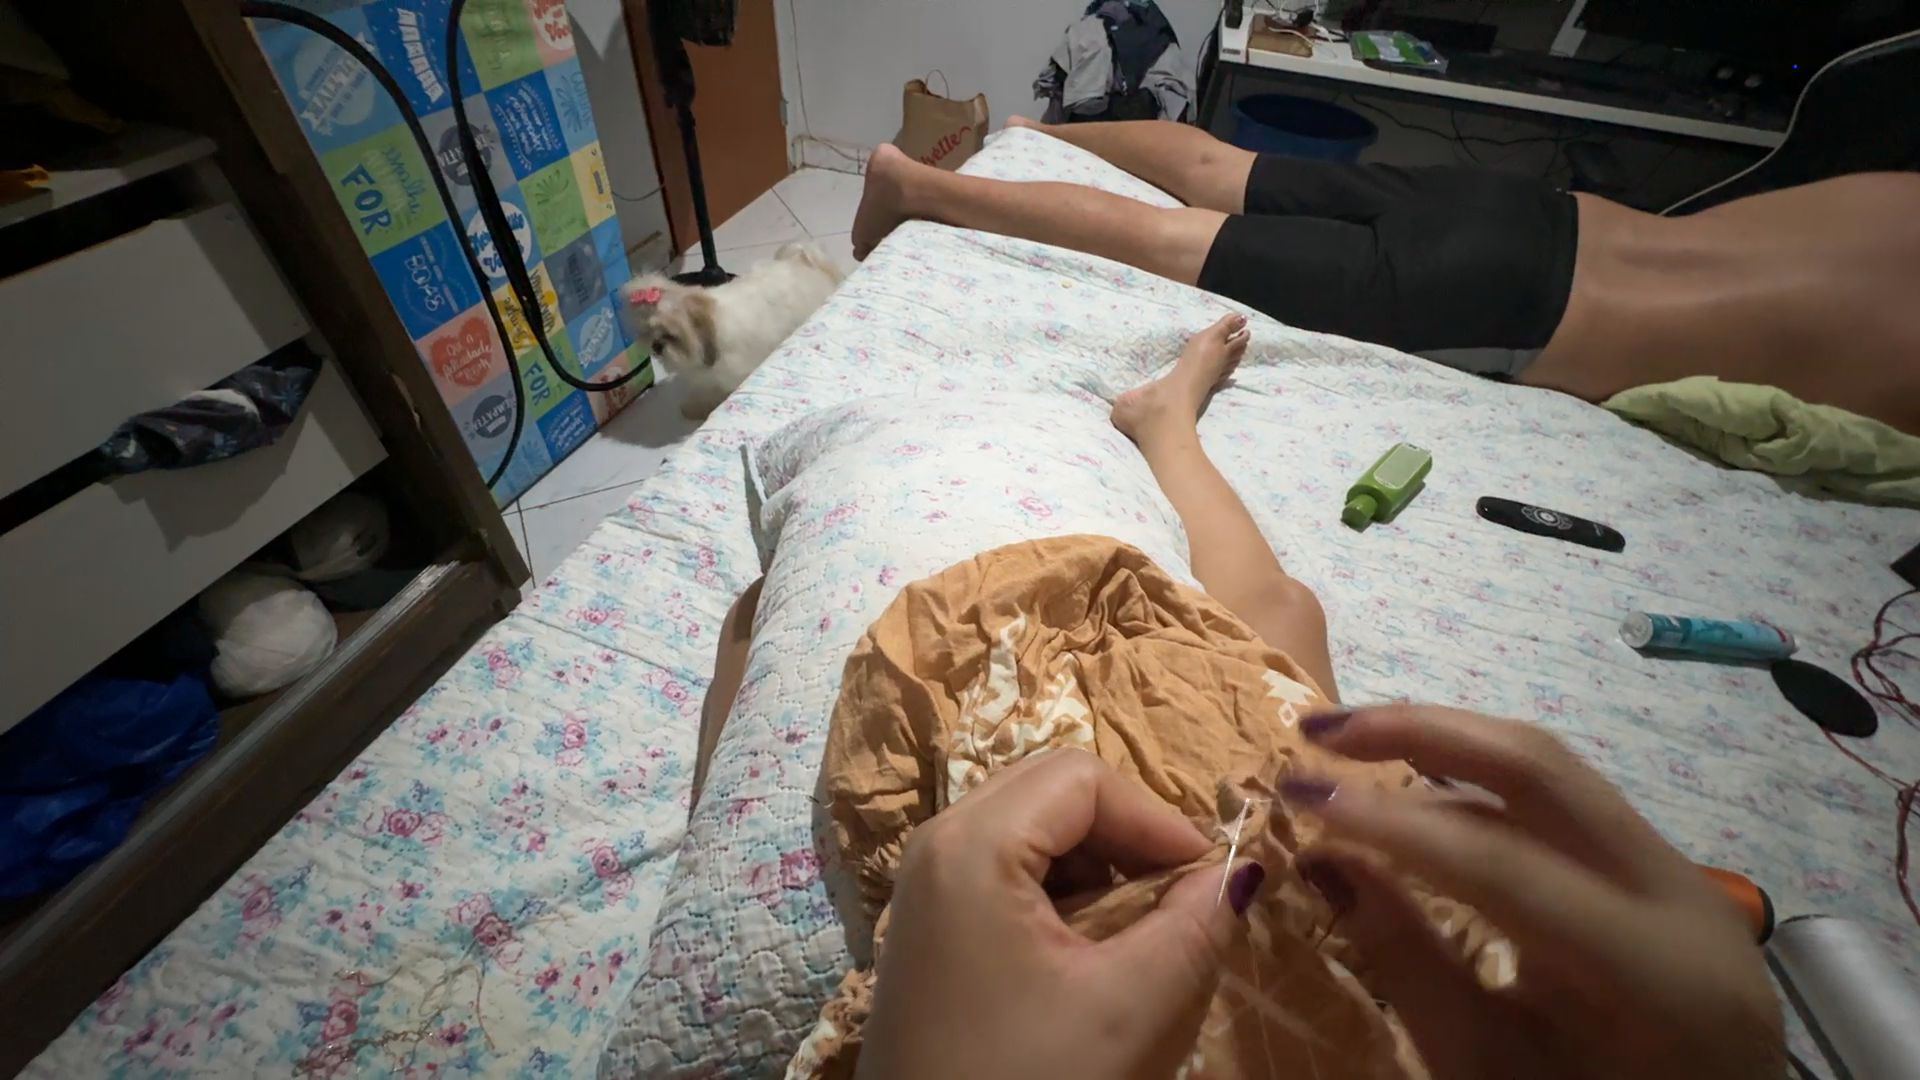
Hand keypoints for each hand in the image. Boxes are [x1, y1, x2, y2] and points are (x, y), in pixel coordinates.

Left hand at [857, 749, 1264, 1079]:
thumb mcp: (1124, 1013)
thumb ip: (1192, 930)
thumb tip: (1237, 873)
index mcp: (972, 843)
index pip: (1080, 778)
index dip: (1153, 816)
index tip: (1207, 875)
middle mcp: (939, 837)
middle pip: (1050, 788)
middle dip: (1124, 831)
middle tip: (1175, 894)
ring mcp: (927, 873)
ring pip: (1029, 820)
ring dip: (1095, 858)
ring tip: (1134, 923)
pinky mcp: (930, 911)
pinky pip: (1005, 859)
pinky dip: (1058, 882)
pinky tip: (1084, 942)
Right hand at [1286, 705, 1783, 1079]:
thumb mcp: (1483, 1063)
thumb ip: (1402, 956)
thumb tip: (1320, 858)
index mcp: (1660, 977)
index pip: (1502, 865)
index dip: (1391, 822)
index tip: (1298, 797)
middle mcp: (1678, 895)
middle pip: (1535, 768)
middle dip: (1413, 732)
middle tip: (1316, 730)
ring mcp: (1666, 865)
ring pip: (1540, 759)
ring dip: (1431, 733)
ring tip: (1342, 733)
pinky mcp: (1640, 854)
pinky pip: (1544, 787)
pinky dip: (1460, 766)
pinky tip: (1400, 770)